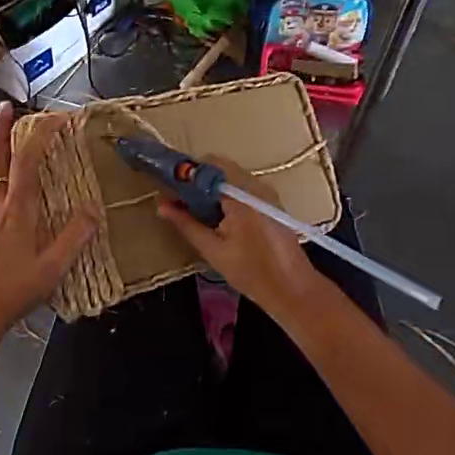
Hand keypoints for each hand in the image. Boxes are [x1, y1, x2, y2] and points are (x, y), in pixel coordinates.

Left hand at [0, 103, 95, 362]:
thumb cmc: (13, 290)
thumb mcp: (53, 267)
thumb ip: (75, 236)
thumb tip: (95, 207)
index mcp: (17, 209)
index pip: (26, 160)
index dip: (40, 134)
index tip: (58, 117)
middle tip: (7, 106)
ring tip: (7, 131)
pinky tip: (4, 175)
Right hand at [156, 160, 327, 314]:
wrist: (292, 288)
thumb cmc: (251, 272)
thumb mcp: (213, 250)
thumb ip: (186, 224)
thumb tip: (162, 206)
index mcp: (240, 194)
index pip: (207, 167)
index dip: (185, 174)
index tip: (168, 187)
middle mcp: (255, 185)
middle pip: (219, 167)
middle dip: (197, 180)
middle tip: (179, 199)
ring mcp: (266, 190)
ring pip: (231, 175)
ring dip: (211, 186)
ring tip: (195, 208)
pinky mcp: (271, 200)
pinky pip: (242, 185)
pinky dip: (226, 192)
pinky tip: (217, 214)